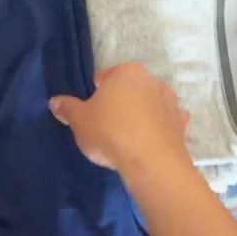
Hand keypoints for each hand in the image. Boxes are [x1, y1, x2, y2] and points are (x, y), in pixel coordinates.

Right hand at [49, 63, 192, 175]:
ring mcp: (171, 102)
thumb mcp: (79, 121)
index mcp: (126, 72)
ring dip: (141, 113)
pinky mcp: (181, 124)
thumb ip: (67, 108)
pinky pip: (166, 122)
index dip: (95, 92)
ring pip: (150, 104)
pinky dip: (159, 128)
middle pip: (130, 88)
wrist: (151, 162)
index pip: (106, 76)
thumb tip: (55, 101)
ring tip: (127, 136)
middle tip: (106, 124)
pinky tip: (149, 141)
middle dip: (120, 101)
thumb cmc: (110, 133)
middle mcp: (152, 81)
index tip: (90, 110)